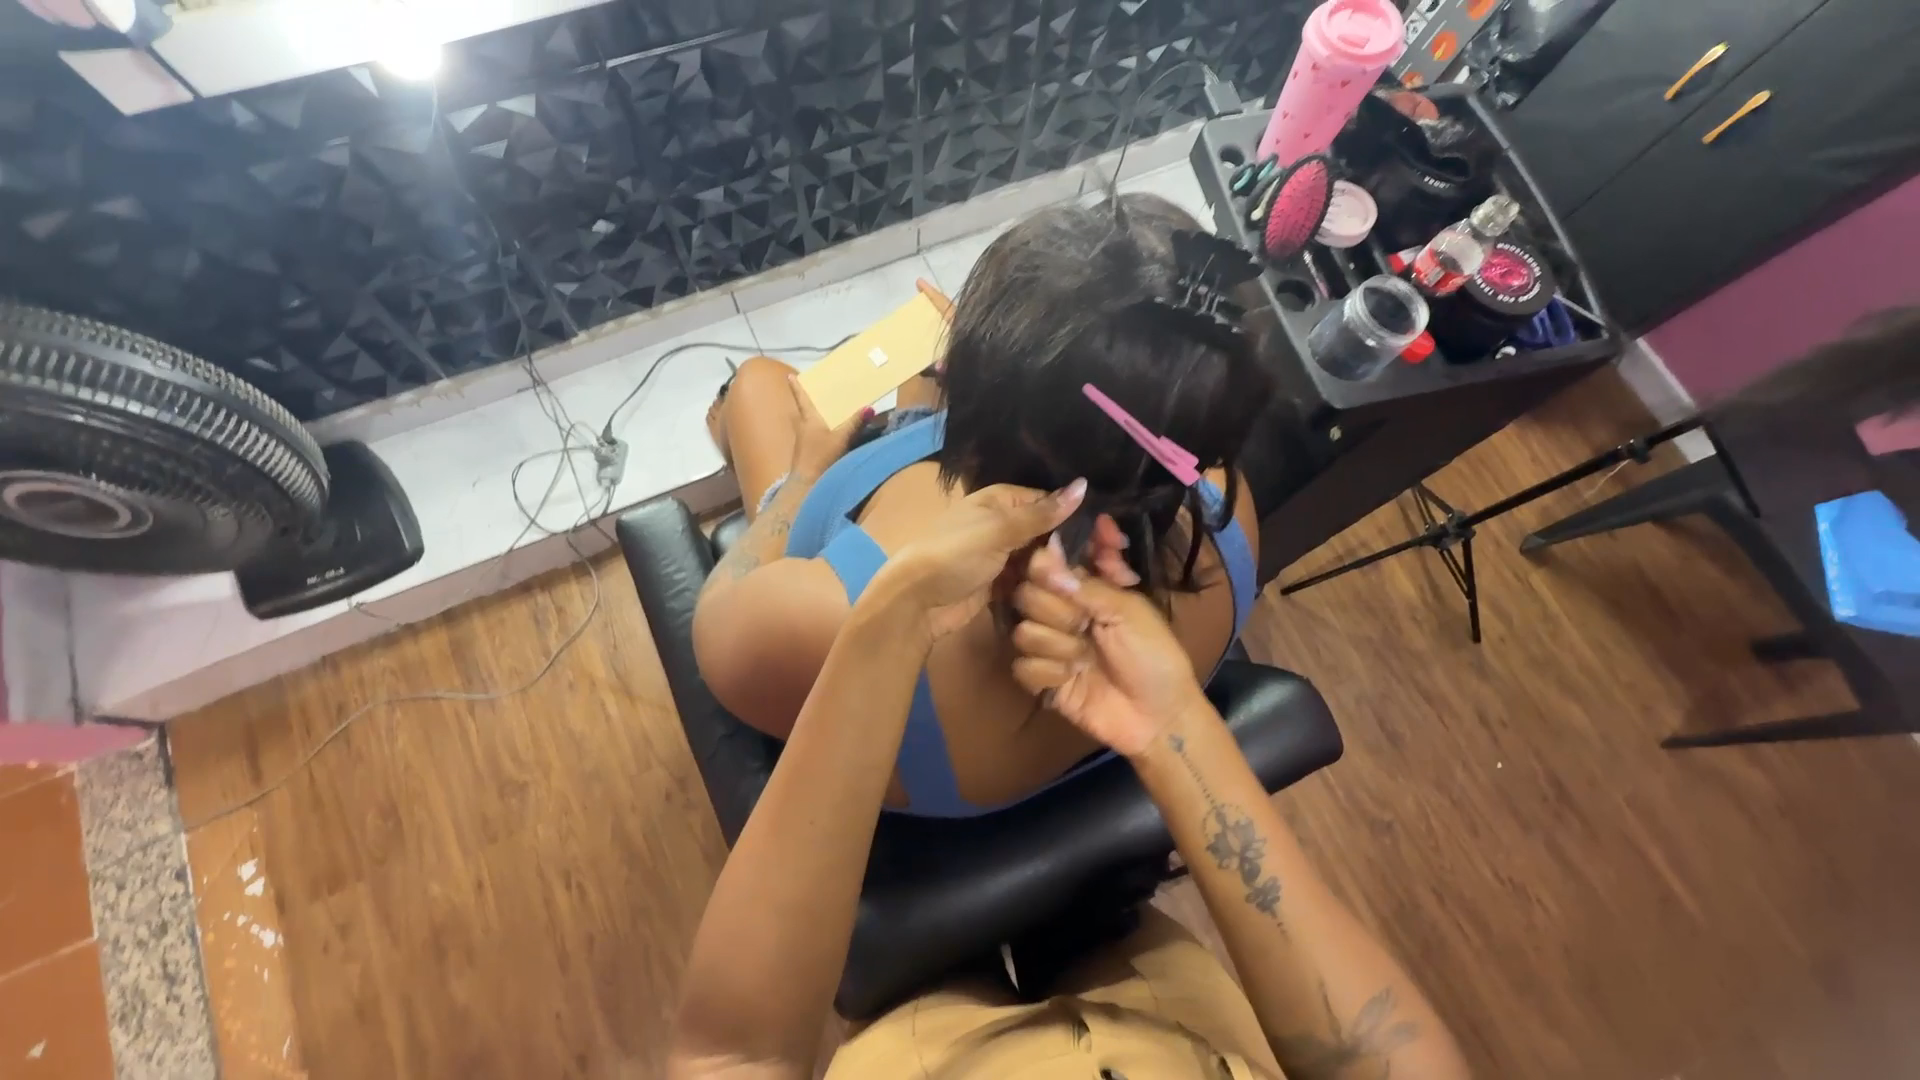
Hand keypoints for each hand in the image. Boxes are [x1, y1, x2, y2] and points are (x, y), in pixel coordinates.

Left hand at [787, 375, 868, 480]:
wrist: (807, 484)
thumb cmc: (821, 457)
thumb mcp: (841, 439)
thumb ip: (855, 423)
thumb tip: (869, 407)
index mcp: (808, 419)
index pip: (801, 398)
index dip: (796, 386)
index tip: (790, 375)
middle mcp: (802, 427)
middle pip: (803, 410)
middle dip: (807, 401)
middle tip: (813, 391)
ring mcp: (802, 441)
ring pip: (807, 422)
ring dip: (812, 416)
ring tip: (822, 410)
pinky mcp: (806, 453)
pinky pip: (812, 434)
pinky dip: (818, 429)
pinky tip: (826, 432)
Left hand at [873, 479, 1087, 642]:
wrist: (917, 600)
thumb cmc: (955, 554)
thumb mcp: (1000, 530)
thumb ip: (1042, 514)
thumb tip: (1083, 485)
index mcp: (1001, 500)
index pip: (1048, 502)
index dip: (1073, 517)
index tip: (1102, 537)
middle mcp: (1002, 524)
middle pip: (1046, 533)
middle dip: (1064, 549)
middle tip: (1092, 568)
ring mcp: (1000, 555)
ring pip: (1039, 560)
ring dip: (1053, 571)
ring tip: (1079, 584)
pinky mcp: (999, 583)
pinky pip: (1028, 581)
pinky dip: (1040, 587)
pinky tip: (1062, 596)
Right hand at [1010, 539, 1206, 757]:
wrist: (1157, 715)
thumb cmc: (1153, 655)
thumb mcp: (1128, 611)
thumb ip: (1086, 584)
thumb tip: (1045, 557)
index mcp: (1083, 589)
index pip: (1045, 564)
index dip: (1046, 567)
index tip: (1064, 580)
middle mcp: (1060, 612)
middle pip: (1025, 595)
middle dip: (1056, 612)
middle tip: (1085, 626)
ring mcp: (1049, 646)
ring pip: (1022, 632)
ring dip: (1057, 646)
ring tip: (1083, 659)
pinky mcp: (1041, 679)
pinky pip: (1021, 667)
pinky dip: (1048, 674)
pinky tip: (1071, 679)